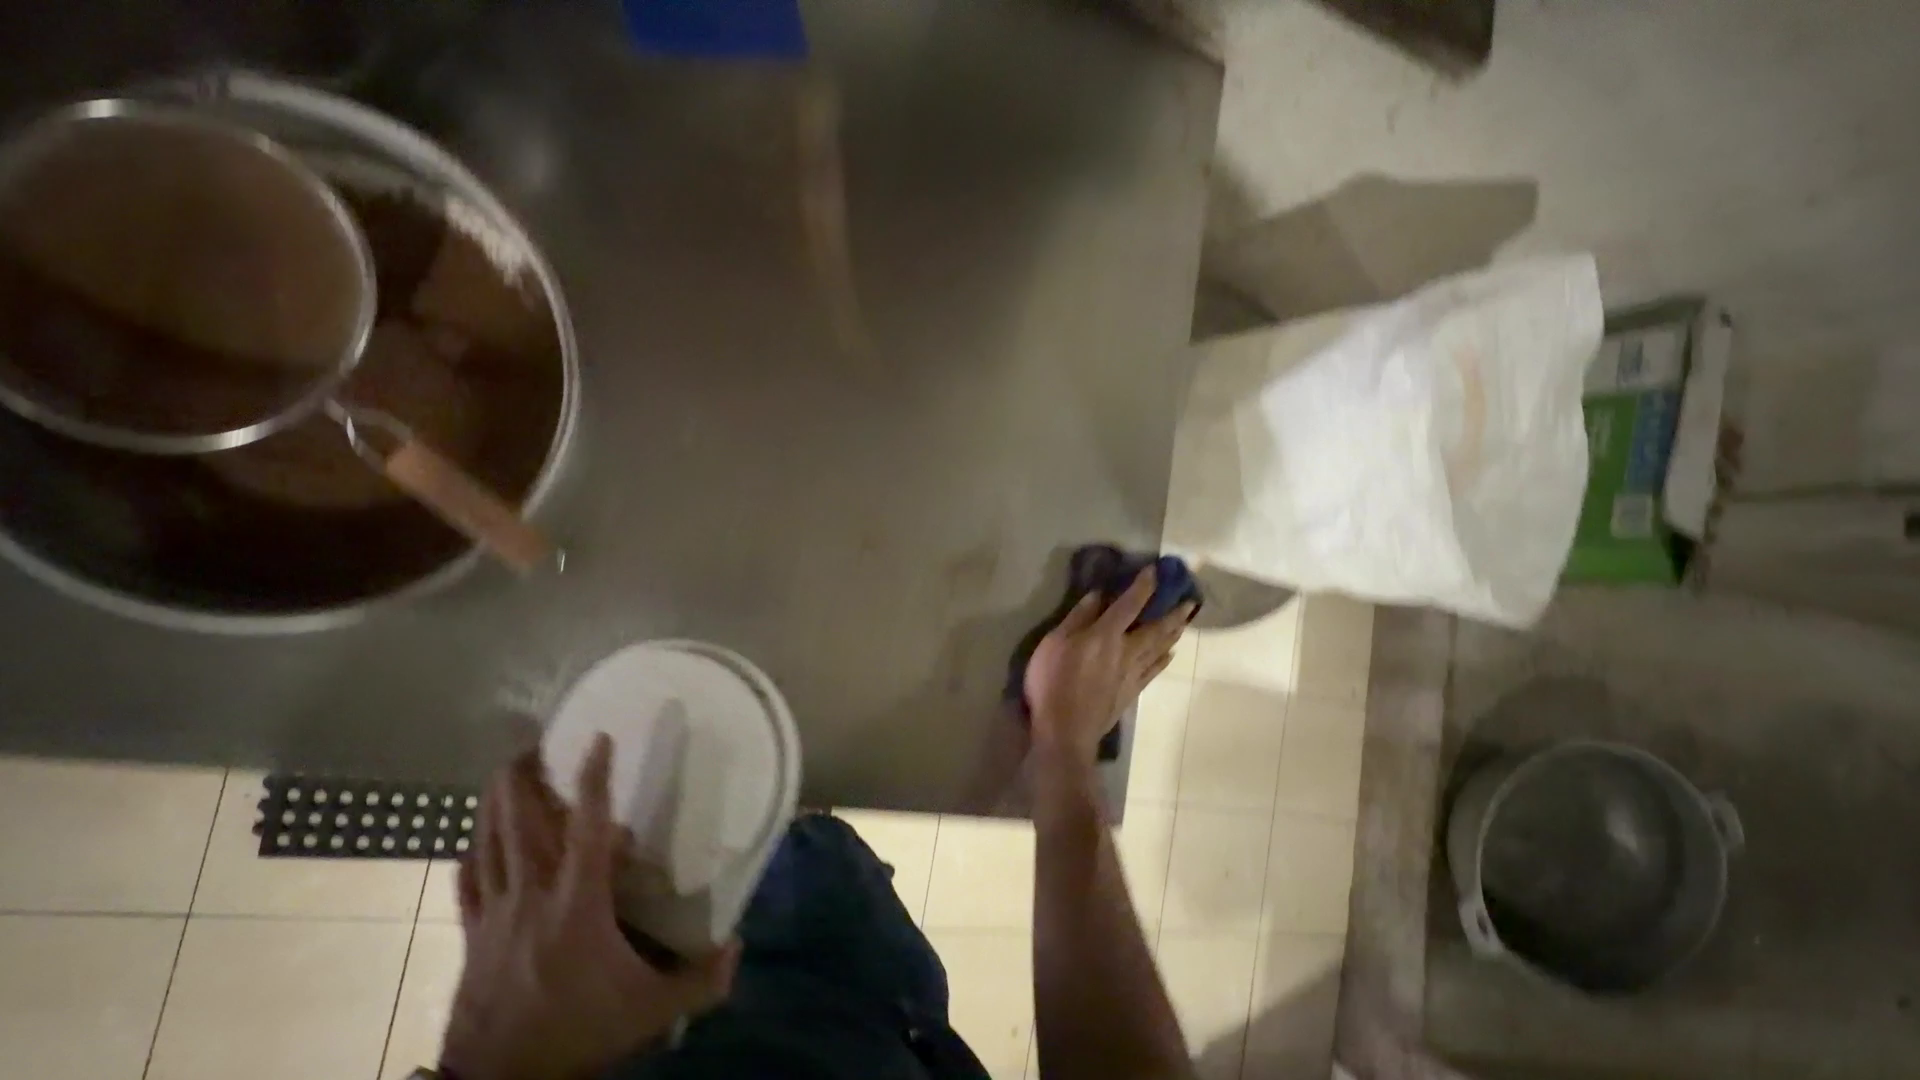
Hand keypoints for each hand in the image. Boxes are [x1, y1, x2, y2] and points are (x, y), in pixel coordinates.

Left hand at [439, 735, 739, 1079]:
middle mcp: (532, 894)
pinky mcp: (472, 934)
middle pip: (519, 822)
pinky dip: (470, 853)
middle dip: (522, 777)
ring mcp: (495, 912)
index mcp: (577, 902)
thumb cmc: (577, 1032)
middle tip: (534, 743)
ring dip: (494, 803)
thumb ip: (699, 980)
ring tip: (505, 772)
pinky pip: (466, 881)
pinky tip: (474, 839)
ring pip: (488, 842)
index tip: (599, 738)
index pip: (586, 827)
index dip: (593, 779)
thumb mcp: (650, 1012)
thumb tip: (738, 948)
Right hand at [1023, 569, 1194, 763]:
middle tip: (1191, 600)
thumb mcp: (1054, 643)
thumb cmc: (1053, 683)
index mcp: (1105, 634)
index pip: (1130, 604)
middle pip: (1155, 628)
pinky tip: (1170, 655)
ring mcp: (1131, 673)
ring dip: (1174, 632)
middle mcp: (1126, 650)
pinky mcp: (1131, 692)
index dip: (1143, 586)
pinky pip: (1153, 671)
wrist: (1066, 730)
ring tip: (1186, 621)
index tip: (1155, 571)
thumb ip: (1077, 618)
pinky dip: (1164, 660)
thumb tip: (1098, 595)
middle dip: (1173, 612)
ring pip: (1159, 648)